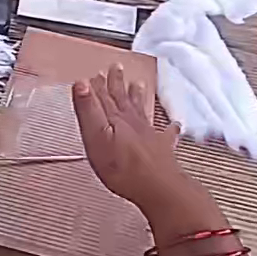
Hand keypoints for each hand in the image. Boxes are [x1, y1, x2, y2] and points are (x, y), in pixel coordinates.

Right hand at [72, 65, 213, 227]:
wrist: (157, 187)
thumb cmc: (123, 167)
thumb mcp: (96, 138)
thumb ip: (88, 111)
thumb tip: (81, 83)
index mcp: (116, 119)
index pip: (104, 97)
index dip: (98, 85)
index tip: (95, 73)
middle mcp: (134, 122)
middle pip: (123, 99)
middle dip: (118, 83)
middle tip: (117, 68)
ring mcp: (149, 135)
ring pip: (142, 110)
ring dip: (138, 97)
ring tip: (138, 85)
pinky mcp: (161, 149)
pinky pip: (166, 134)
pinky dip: (170, 128)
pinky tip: (175, 125)